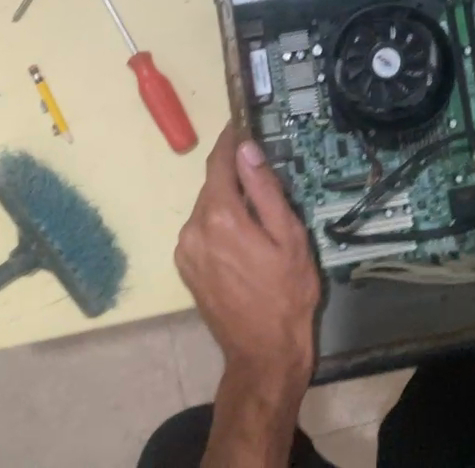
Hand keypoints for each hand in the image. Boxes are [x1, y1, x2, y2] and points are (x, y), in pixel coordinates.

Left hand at [175, 126, 319, 464]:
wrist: (263, 353)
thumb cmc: (287, 293)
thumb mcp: (289, 236)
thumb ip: (265, 189)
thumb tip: (247, 149)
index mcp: (220, 217)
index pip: (219, 162)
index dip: (230, 139)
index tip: (241, 122)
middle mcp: (193, 229)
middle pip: (213, 185)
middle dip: (235, 176)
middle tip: (265, 179)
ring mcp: (185, 250)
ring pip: (207, 207)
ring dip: (228, 202)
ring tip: (259, 219)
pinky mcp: (185, 266)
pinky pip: (202, 229)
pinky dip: (220, 223)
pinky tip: (243, 241)